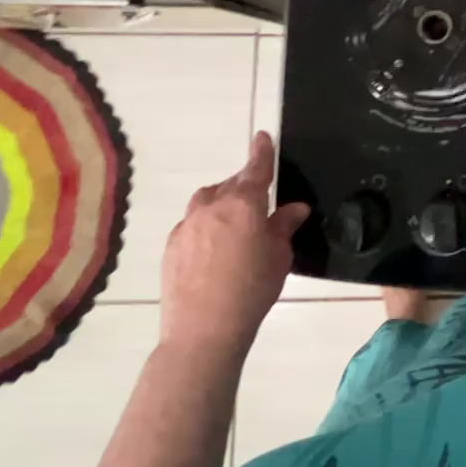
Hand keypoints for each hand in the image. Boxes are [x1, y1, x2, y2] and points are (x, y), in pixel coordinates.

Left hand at [159, 131, 309, 361]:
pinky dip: (205, 225)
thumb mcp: (279, 257)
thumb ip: (283, 227)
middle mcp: (212, 206)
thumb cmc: (252, 291)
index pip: (256, 169)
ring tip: (234, 222)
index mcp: (244, 204)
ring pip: (206, 201)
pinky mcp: (171, 246)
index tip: (262, 136)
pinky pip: (192, 224)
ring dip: (221, 202)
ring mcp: (187, 226)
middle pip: (230, 184)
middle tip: (259, 200)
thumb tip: (294, 208)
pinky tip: (214, 248)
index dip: (261, 151)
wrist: (203, 331)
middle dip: (244, 185)